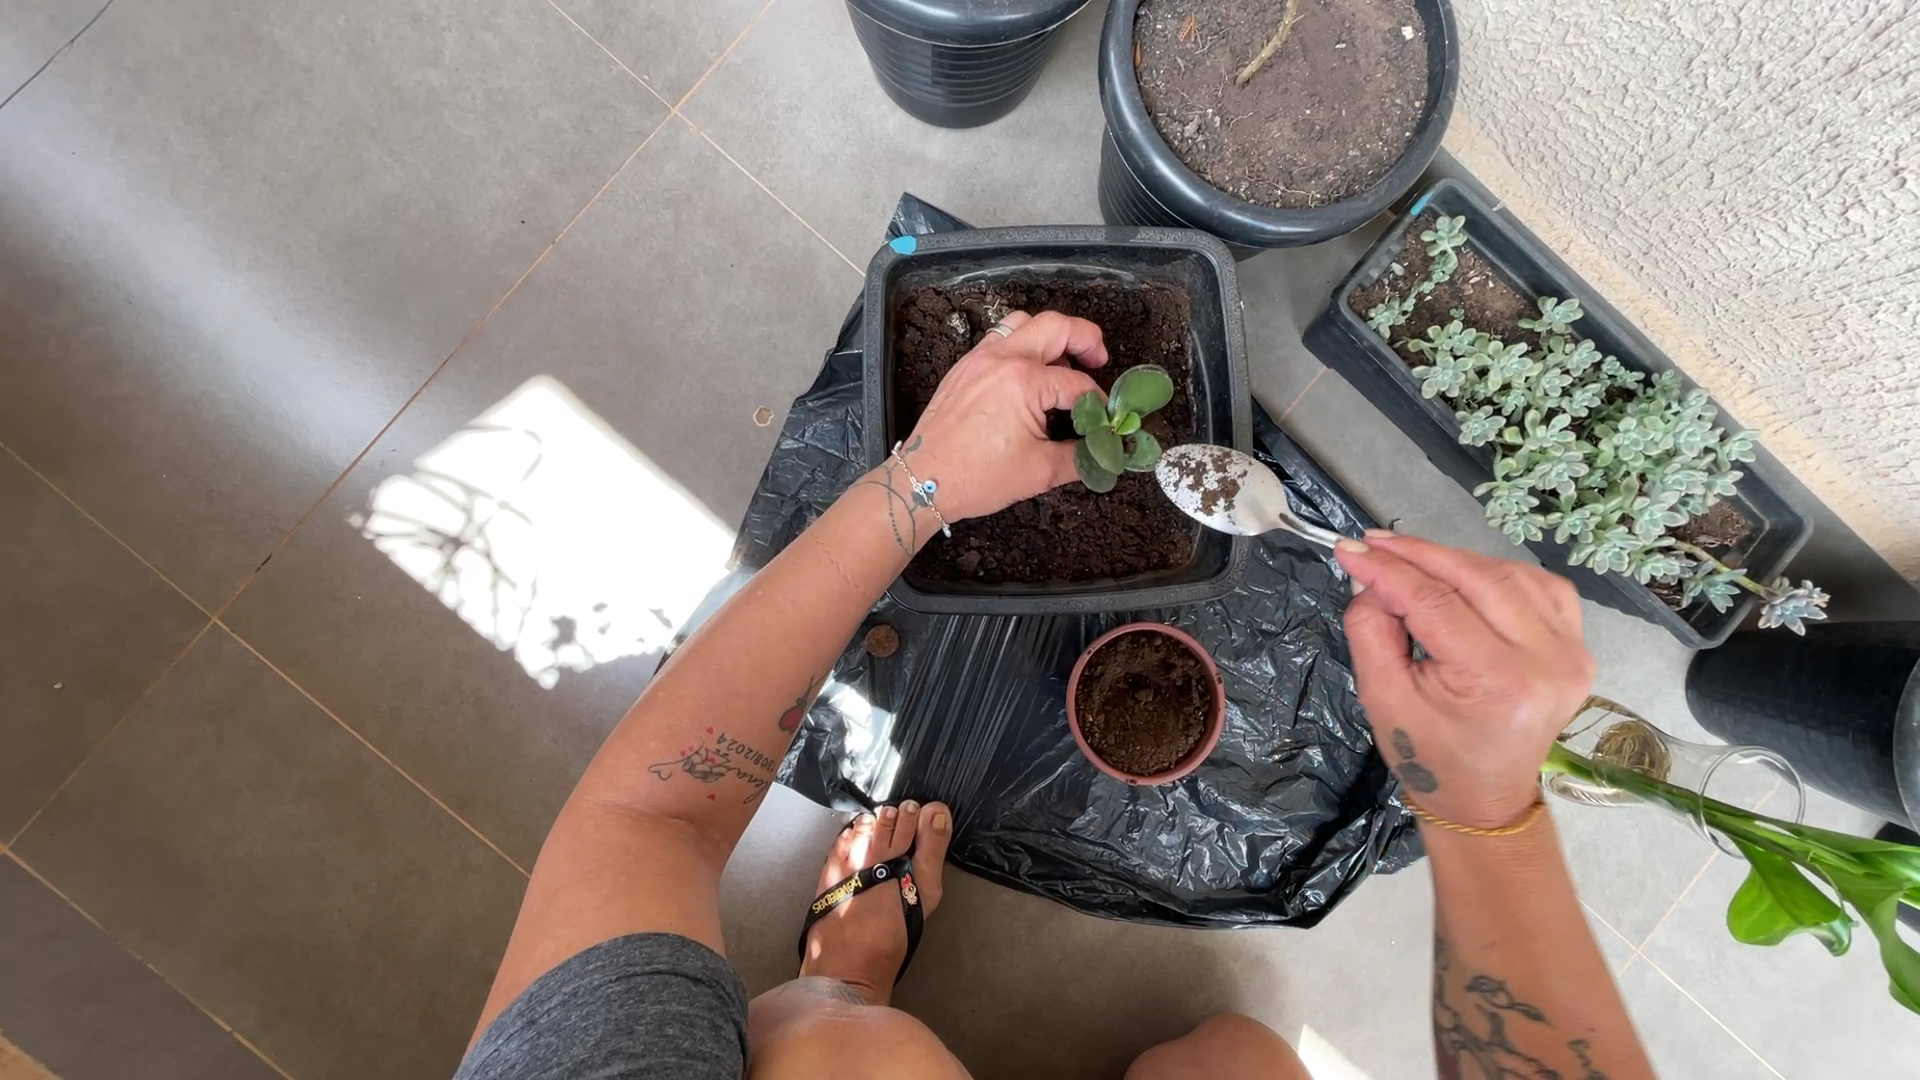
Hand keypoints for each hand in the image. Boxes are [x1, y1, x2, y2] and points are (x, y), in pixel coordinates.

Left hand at [903, 310, 1109, 521]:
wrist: (924, 481)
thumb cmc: (976, 477)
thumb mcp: (1038, 472)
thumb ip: (1079, 457)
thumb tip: (1101, 452)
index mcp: (1024, 382)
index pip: (1077, 383)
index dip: (1097, 402)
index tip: (1102, 418)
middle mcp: (1002, 359)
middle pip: (1056, 326)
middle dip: (1086, 338)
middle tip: (1099, 360)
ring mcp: (979, 359)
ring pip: (1024, 323)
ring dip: (1050, 335)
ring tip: (1064, 361)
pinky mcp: (964, 367)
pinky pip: (999, 338)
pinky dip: (1021, 344)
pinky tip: (1028, 372)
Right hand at [1334, 532, 1594, 828]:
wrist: (1481, 795)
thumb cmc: (1423, 751)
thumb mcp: (1379, 694)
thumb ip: (1370, 628)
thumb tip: (1370, 577)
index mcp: (1497, 681)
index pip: (1435, 603)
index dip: (1387, 570)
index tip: (1347, 549)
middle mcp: (1548, 660)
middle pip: (1478, 578)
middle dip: (1419, 554)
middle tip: (1372, 543)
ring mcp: (1573, 652)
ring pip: (1510, 574)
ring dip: (1453, 559)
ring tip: (1406, 558)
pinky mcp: (1577, 647)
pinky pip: (1538, 587)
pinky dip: (1493, 571)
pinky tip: (1460, 575)